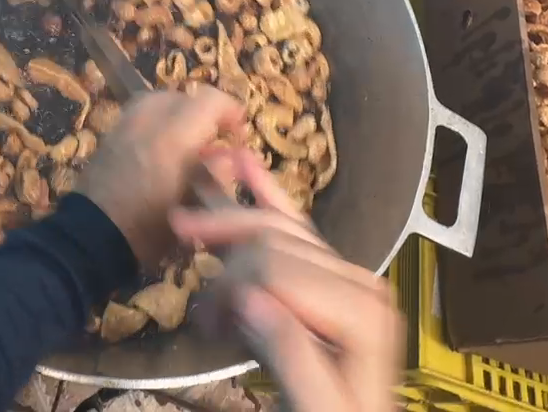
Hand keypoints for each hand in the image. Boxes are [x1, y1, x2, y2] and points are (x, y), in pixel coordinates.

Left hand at [75, 86, 243, 265]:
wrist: (89, 237)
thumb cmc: (147, 230)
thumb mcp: (191, 208)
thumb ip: (213, 175)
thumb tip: (229, 156)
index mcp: (173, 138)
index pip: (210, 101)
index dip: (230, 111)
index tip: (239, 132)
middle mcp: (149, 120)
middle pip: (184, 96)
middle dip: (204, 112)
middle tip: (215, 138)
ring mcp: (126, 123)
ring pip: (159, 98)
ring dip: (179, 112)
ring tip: (188, 138)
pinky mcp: (110, 132)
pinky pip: (140, 111)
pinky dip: (157, 119)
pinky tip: (162, 144)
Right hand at [172, 149, 400, 411]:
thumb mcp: (319, 409)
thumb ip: (291, 355)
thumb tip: (247, 298)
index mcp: (362, 310)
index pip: (278, 268)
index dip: (232, 286)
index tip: (204, 322)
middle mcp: (359, 279)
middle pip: (274, 242)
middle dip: (227, 266)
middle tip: (200, 311)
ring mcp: (345, 271)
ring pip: (275, 226)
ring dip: (228, 223)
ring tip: (186, 225)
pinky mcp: (330, 273)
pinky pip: (293, 224)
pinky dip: (265, 192)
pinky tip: (244, 160)